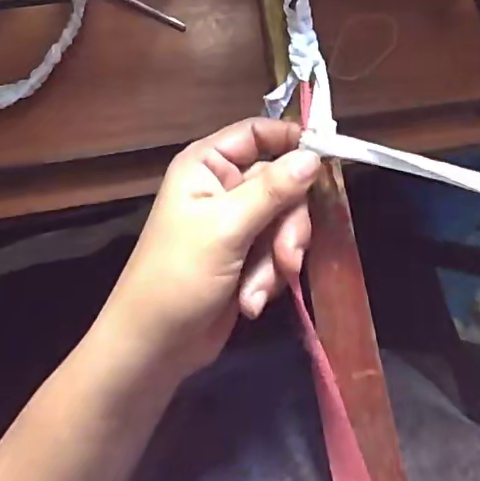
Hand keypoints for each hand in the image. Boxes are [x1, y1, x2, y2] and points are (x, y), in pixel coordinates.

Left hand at [93, 118, 320, 385]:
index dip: (291, 140)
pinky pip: (277, 251)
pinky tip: (251, 301)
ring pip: (285, 220)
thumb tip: (314, 156)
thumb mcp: (227, 228)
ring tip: (257, 290)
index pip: (257, 132)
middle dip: (287, 225)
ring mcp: (235, 221)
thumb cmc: (179, 275)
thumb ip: (273, 190)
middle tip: (287, 256)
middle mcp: (223, 185)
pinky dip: (270, 276)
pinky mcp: (245, 254)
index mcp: (207, 164)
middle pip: (282, 182)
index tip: (326, 158)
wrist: (154, 348)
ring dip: (278, 258)